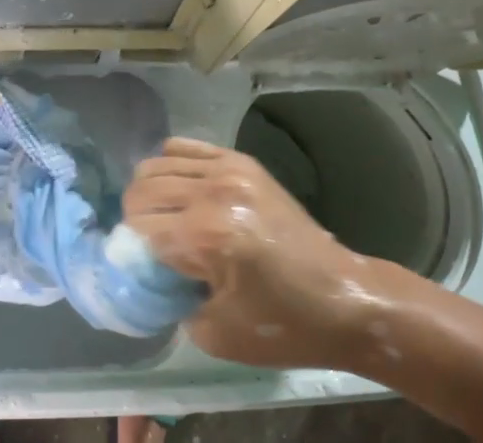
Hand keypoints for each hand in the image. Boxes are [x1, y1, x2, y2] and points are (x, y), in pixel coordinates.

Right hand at [124, 137, 389, 370]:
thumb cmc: (285, 325)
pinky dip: (173, 167)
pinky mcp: (244, 162)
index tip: (147, 269)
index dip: (134, 249)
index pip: (138, 224)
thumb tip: (152, 275)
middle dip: (138, 218)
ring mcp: (230, 169)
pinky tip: (184, 193)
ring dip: (153, 192)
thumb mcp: (216, 333)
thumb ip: (171, 300)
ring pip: (158, 163)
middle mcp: (213, 190)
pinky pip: (185, 148)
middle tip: (156, 246)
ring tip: (170, 219)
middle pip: (142, 187)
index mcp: (206, 233)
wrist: (348, 300)